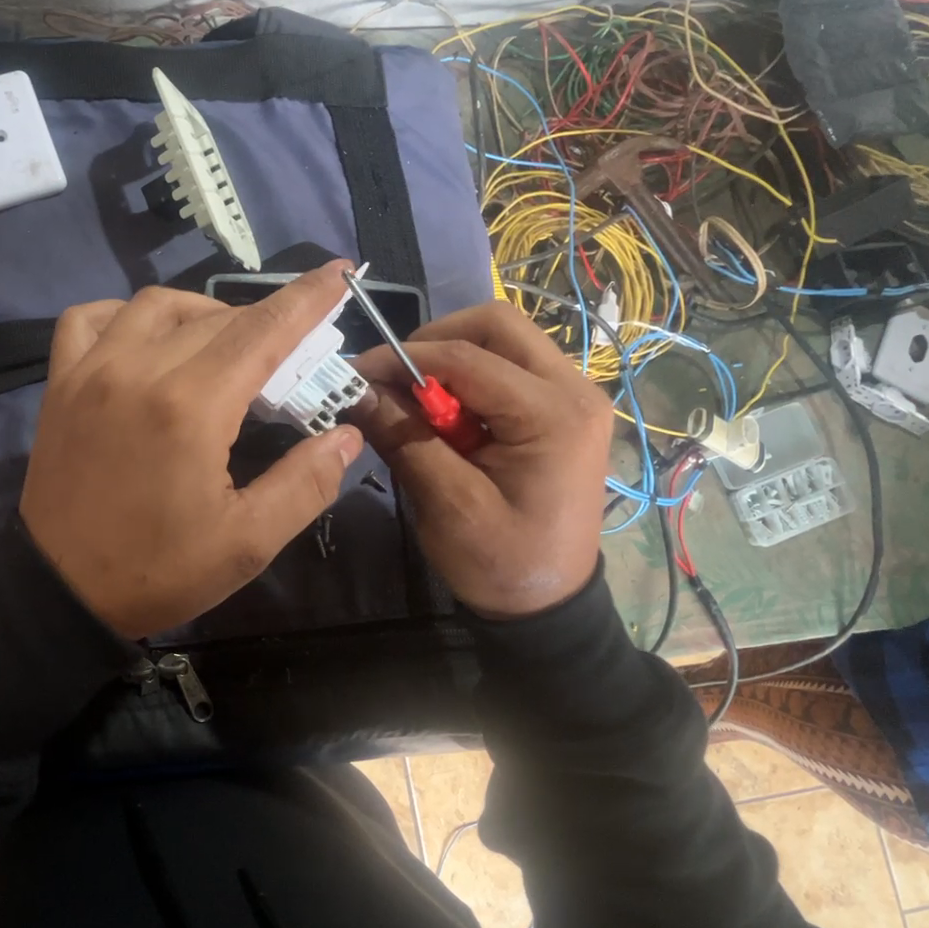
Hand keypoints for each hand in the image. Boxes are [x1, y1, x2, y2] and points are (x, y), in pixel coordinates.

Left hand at [20, 263, 365, 638]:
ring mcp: (91, 372)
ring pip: (156, 307)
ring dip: (201, 313)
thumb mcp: (246, 543)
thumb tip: (346, 435)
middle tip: (288, 354)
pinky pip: (87, 320)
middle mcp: (139, 370)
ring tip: (225, 346)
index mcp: (192, 406)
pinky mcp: (60, 385)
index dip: (305, 300)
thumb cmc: (156, 571)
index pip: (262, 331)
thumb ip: (305, 483)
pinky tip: (143, 340)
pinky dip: (121, 316)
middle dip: (264, 324)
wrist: (60, 591)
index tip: (338, 273)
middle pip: (217, 319)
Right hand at [348, 301, 612, 619]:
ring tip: (415, 403)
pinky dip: (467, 378)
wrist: (549, 602)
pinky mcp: (561, 407)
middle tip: (392, 380)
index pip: (467, 356)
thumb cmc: (501, 561)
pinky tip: (444, 416)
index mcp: (553, 414)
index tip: (355, 373)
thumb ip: (405, 438)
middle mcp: (574, 389)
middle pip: (496, 325)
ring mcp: (572, 395)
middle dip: (433, 342)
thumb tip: (357, 390)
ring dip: (450, 359)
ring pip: (502, 340)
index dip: (403, 357)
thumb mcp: (447, 505)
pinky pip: (508, 367)